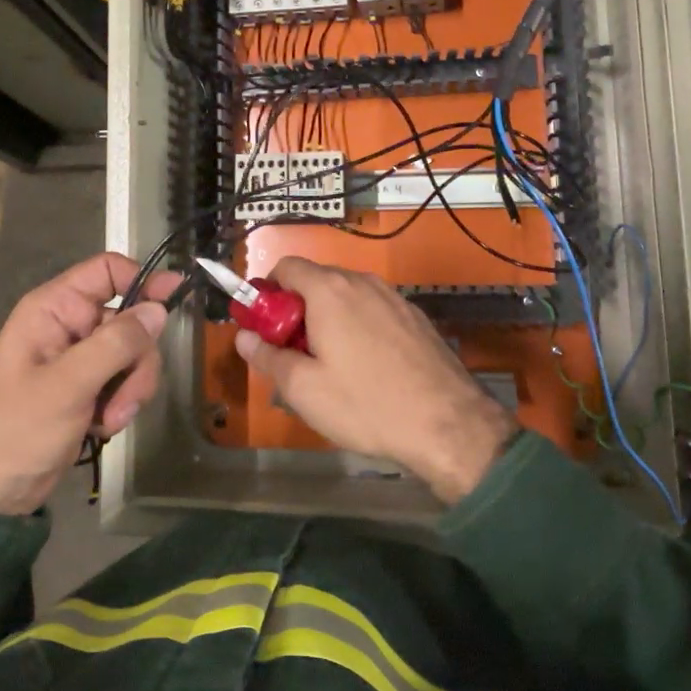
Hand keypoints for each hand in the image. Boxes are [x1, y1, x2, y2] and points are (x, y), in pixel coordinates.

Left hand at [0, 253, 179, 515]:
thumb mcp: (67, 385)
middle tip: (126, 398)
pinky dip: (123, 403)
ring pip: (134, 353)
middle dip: (137, 359)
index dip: (142, 280)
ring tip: (110, 419)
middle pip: (131, 318)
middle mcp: (70, 325)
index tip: (174, 299)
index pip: (107, 271)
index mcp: (54, 309)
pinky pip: (126, 379)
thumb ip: (115, 344)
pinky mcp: (90, 386)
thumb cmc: (17, 429)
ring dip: (132, 388)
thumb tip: (159, 309)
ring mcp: (81, 357)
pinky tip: (104, 427)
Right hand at [235, 257, 514, 503]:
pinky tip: (367, 369)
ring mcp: (395, 298)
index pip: (286, 267)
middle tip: (293, 356)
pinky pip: (374, 312)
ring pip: (347, 298)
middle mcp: (363, 283)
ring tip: (330, 367)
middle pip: (317, 281)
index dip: (267, 293)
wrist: (448, 424)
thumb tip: (243, 336)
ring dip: (329, 321)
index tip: (264, 329)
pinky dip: (359, 328)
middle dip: (297, 311)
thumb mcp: (304, 389)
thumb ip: (268, 357)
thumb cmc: (366, 404)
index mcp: (330, 290)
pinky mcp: (416, 318)